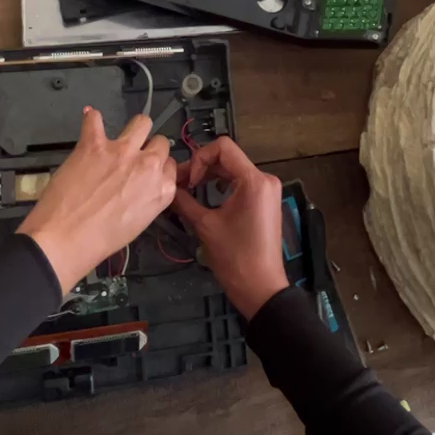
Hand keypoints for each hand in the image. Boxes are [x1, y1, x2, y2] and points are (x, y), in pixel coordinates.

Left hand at [19, 107, 175, 289]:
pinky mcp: (94, 144)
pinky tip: (91, 120)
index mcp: (162, 189)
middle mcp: (148, 166)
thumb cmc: (100, 240)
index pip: (170, 165)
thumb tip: (143, 183)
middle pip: (160, 142)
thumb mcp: (139, 223)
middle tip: (134, 158)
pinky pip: (95, 121)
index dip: (158, 166)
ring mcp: (122, 151)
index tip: (148, 169)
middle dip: (150, 147)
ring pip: (141, 123)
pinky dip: (92, 120)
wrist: (65, 240)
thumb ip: (148, 196)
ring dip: (134, 129)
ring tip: (121, 138)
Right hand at [172, 137, 290, 319]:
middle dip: (201, 168)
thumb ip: (184, 202)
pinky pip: (241, 182)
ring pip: (233, 169)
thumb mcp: (205, 226)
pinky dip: (222, 185)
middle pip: (228, 158)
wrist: (261, 288)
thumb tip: (167, 187)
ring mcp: (267, 189)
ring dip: (210, 176)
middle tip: (180, 185)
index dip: (200, 158)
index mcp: (254, 180)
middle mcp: (265, 178)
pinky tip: (206, 196)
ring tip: (189, 191)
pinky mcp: (265, 200)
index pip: (223, 147)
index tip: (190, 181)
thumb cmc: (235, 257)